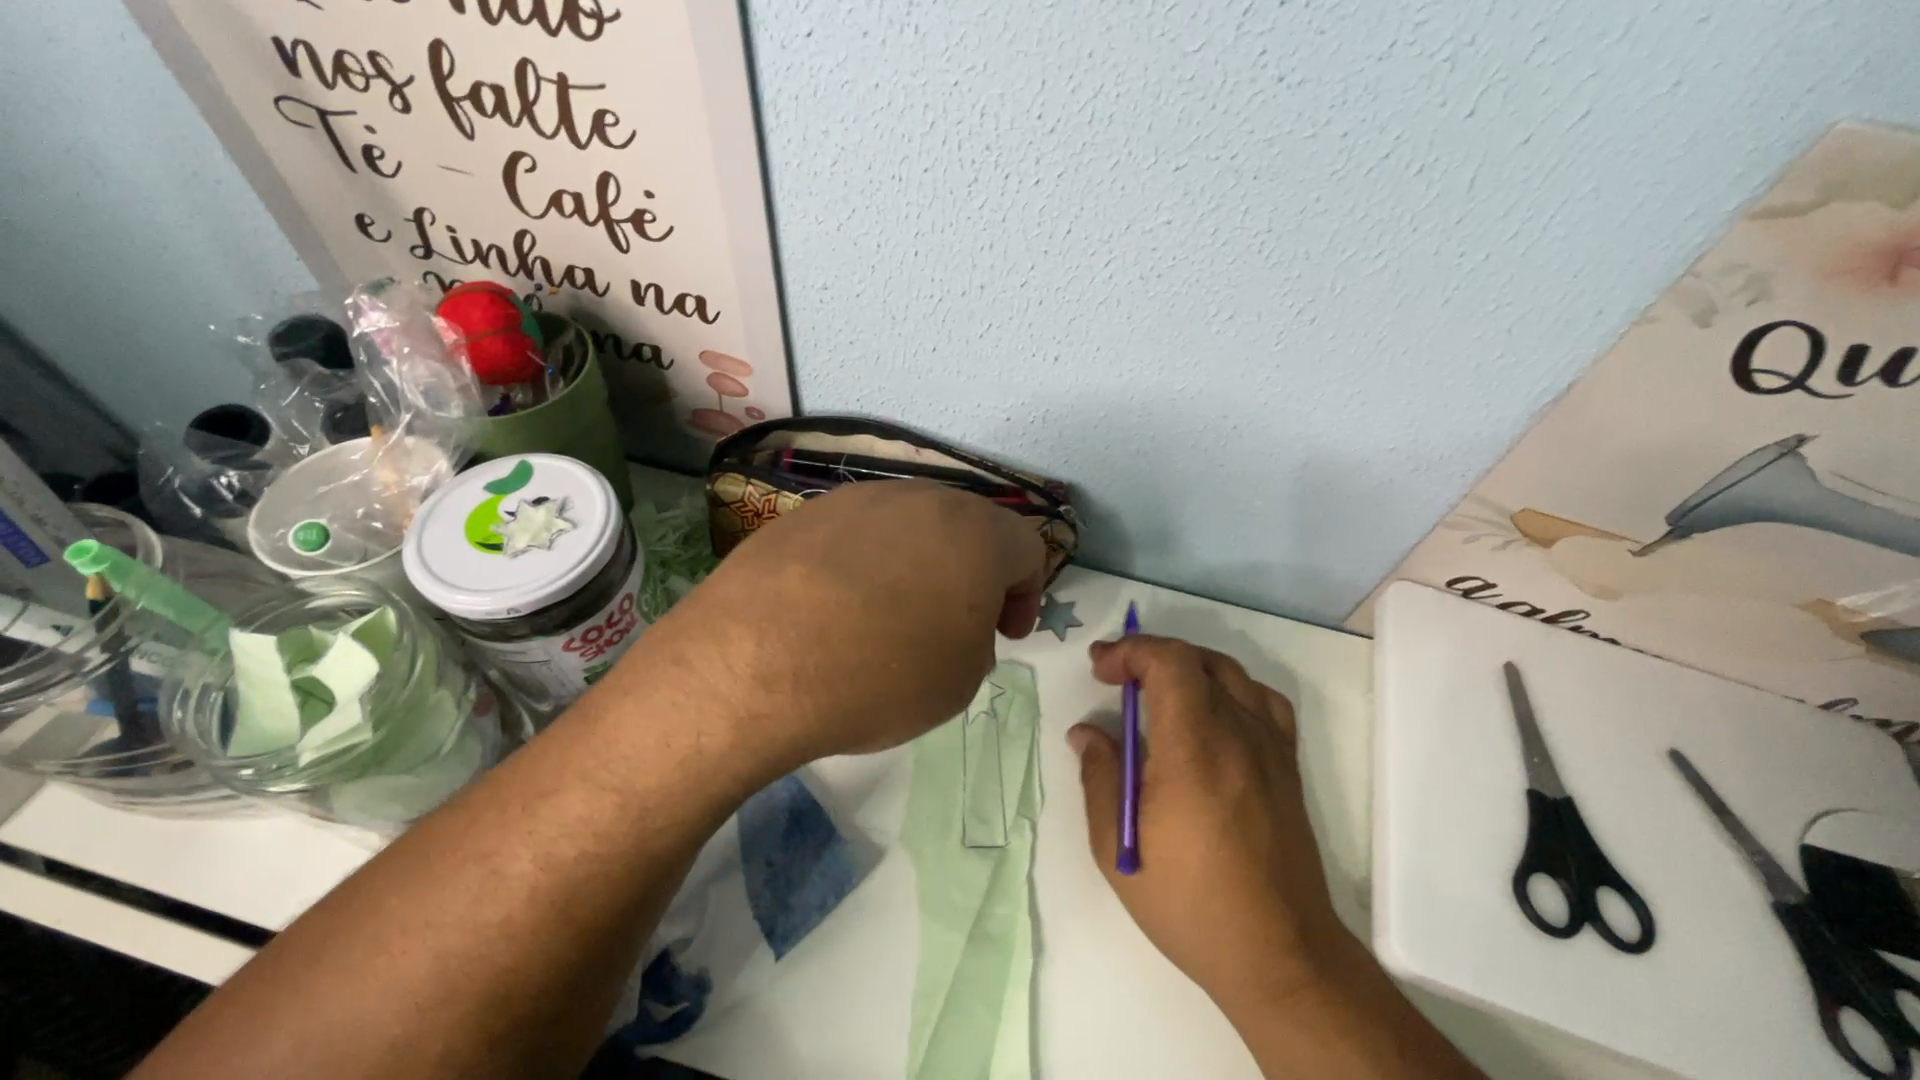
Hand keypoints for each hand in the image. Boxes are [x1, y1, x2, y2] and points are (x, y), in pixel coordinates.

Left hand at [614, 481, 1045, 768]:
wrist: (753, 664)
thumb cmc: (879, 676)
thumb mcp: (960, 680)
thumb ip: (978, 640)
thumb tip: (954, 623)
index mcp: (974, 532)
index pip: (1026, 546)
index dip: (1026, 593)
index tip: (1004, 634)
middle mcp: (918, 499)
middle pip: (965, 526)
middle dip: (971, 573)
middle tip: (954, 623)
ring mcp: (854, 500)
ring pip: (906, 526)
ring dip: (914, 565)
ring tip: (887, 619)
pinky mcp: (801, 515)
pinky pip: (852, 536)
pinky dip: (860, 566)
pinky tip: (834, 611)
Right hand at [1070, 635, 1338, 1014]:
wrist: (1276, 952)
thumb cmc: (1188, 903)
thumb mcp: (1118, 847)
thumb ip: (1099, 778)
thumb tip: (1088, 733)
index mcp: (1194, 748)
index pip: (1169, 663)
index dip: (1130, 651)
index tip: (1099, 668)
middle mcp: (1239, 735)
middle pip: (1198, 661)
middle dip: (1150, 655)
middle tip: (1115, 676)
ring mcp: (1271, 749)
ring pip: (1233, 675)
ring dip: (1188, 667)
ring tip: (1157, 688)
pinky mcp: (1288, 769)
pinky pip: (1264, 703)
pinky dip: (1230, 689)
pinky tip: (1211, 714)